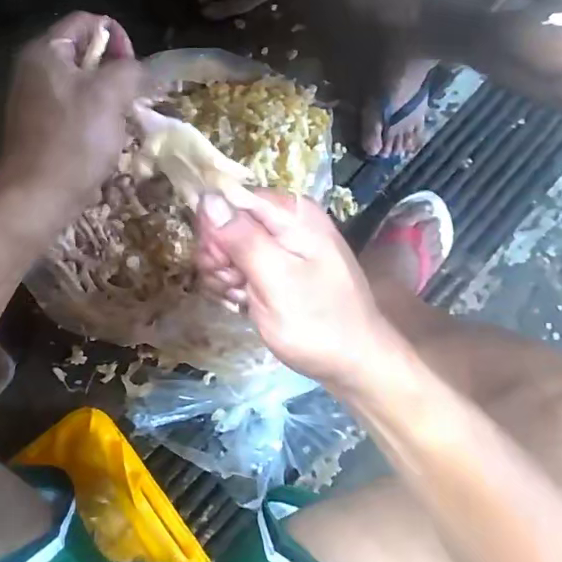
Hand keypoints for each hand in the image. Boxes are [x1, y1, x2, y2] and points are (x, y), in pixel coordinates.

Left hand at [0, 13, 146, 231]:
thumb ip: (129, 69)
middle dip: (115, 72)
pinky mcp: (41, 127)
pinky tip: (104, 141)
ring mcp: (35, 100)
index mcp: (45, 51)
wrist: (37, 197)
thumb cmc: (74, 140)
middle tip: (130, 99)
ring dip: (109, 100)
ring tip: (120, 122)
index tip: (133, 70)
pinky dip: (95, 119)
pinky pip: (76, 110)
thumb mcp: (110, 95)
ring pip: (85, 85)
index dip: (118, 38)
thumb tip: (135, 68)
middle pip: (86, 53)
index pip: (88, 22)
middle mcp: (35, 69)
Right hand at [193, 191, 405, 389]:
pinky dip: (236, 288)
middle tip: (234, 285)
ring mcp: (283, 248)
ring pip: (229, 249)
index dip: (216, 228)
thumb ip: (241, 238)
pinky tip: (245, 306)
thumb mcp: (276, 279)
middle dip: (220, 256)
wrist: (353, 364)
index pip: (231, 197)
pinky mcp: (278, 271)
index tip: (221, 262)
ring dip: (226, 276)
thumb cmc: (318, 323)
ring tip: (243, 300)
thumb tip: (208, 197)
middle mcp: (287, 222)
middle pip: (228, 222)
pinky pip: (241, 268)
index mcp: (292, 213)